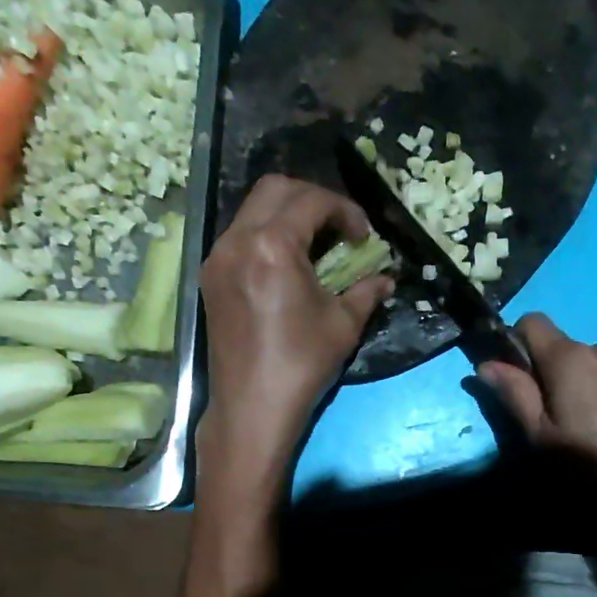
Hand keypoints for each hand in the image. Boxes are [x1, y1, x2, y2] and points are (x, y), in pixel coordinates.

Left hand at [200, 175, 393, 465]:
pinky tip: (286, 263)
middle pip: (275, 189)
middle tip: (338, 228)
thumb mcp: (342, 324)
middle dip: (313, 199)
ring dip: (287, 214)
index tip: (363, 236)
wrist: (251, 407)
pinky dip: (265, 234)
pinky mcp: (210, 278)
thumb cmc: (300, 364)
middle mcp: (237, 241)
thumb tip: (385, 279)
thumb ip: (365, 290)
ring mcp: (218, 258)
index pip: (311, 200)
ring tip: (314, 244)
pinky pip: (239, 235)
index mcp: (271, 246)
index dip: (345, 209)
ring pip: (252, 210)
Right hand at [477, 313, 596, 562]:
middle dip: (552, 374)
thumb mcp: (543, 438)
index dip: (516, 343)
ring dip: (586, 384)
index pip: (532, 321)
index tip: (516, 379)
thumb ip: (514, 395)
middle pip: (565, 348)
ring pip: (596, 363)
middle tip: (555, 421)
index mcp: (570, 357)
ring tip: (595, 429)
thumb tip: (485, 364)